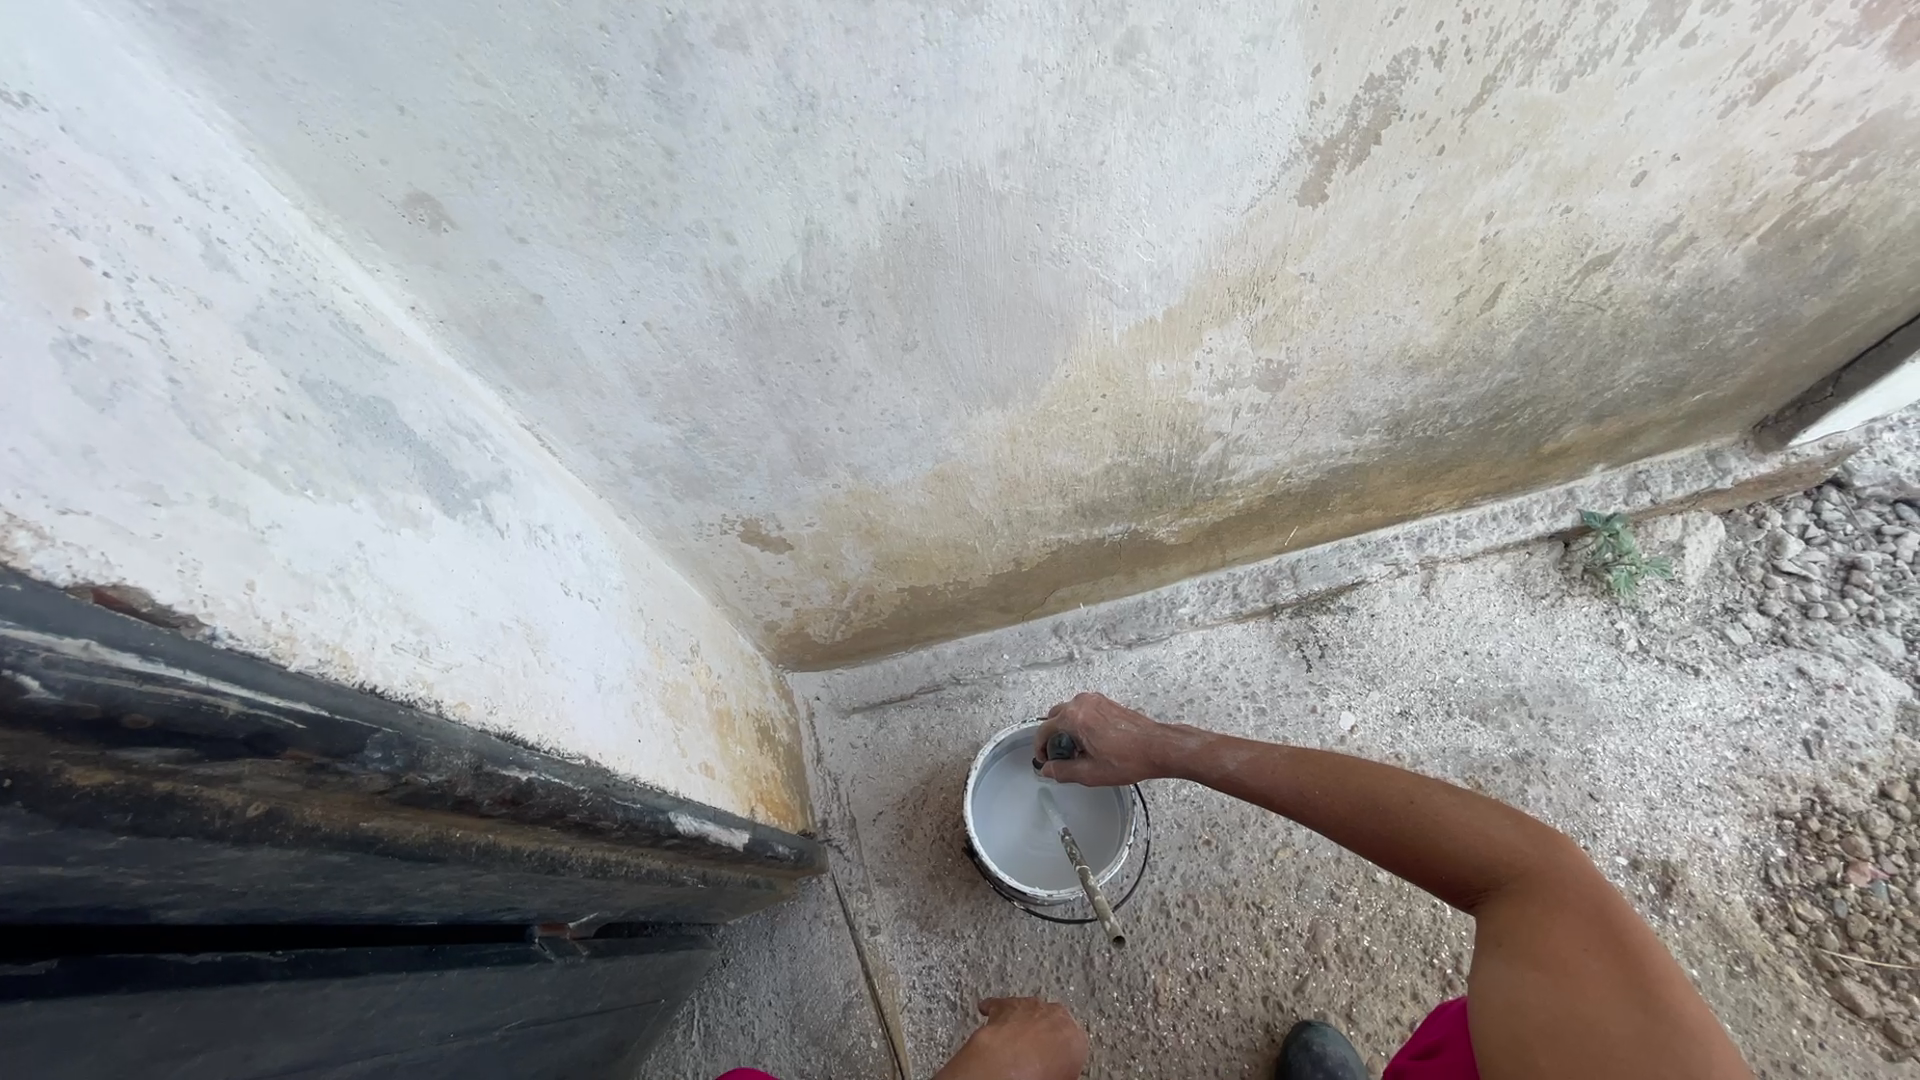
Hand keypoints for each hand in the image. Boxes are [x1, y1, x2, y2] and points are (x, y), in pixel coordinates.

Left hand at [931, 997, 1087, 1079]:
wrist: (1013, 1064)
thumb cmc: (1040, 1074)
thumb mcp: (1063, 1078)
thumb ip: (1062, 1070)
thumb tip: (1055, 1073)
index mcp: (1075, 1036)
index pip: (1071, 1046)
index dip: (1060, 1058)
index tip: (1053, 1068)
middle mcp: (1054, 1014)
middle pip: (1049, 1023)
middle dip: (1041, 1037)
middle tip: (1033, 1059)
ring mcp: (1029, 1006)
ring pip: (1026, 1012)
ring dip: (1021, 1025)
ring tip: (1013, 1047)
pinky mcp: (1005, 1004)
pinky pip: (999, 1006)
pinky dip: (995, 1012)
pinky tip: (987, 1014)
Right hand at [1033, 692, 1200, 785]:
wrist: (1157, 748)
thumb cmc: (1131, 757)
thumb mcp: (1090, 773)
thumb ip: (1063, 771)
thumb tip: (1048, 770)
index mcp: (1074, 718)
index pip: (1044, 730)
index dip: (1040, 748)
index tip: (1044, 759)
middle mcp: (1082, 704)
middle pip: (1054, 718)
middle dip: (1053, 738)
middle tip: (1060, 757)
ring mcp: (1095, 701)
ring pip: (1068, 713)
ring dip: (1066, 730)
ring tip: (1078, 751)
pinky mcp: (1105, 703)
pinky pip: (1082, 711)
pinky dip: (1079, 724)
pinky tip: (1091, 742)